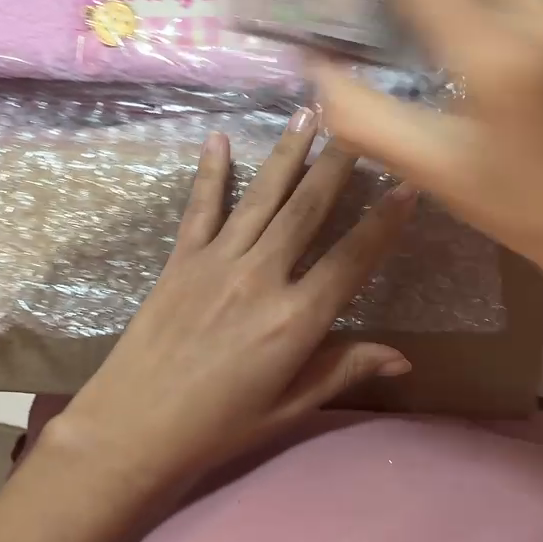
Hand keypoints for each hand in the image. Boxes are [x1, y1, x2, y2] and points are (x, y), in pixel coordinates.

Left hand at [43, 110, 417, 494]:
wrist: (134, 427)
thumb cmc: (220, 427)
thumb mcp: (290, 406)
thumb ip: (343, 369)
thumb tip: (404, 358)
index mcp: (296, 319)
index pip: (353, 258)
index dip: (384, 220)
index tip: (408, 183)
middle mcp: (261, 277)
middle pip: (308, 210)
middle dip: (338, 164)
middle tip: (359, 125)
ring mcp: (217, 261)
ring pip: (262, 197)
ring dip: (288, 154)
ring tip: (309, 114)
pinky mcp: (180, 259)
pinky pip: (201, 208)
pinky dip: (211, 172)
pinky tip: (219, 139)